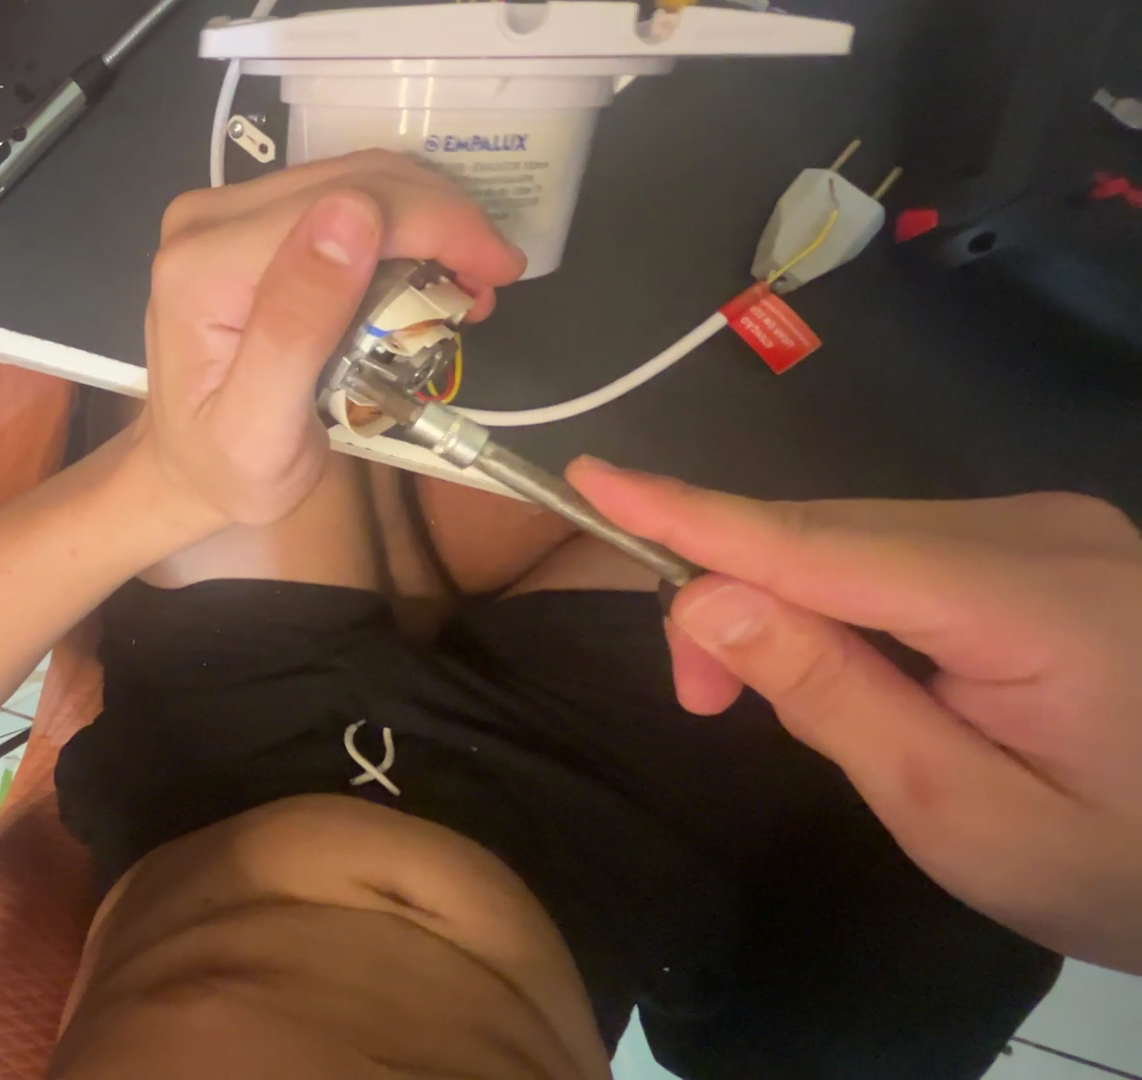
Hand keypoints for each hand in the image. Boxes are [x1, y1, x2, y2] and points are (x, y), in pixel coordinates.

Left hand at [136, 150, 524, 526]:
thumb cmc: (228, 470)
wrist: (188, 471)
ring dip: (425, 224)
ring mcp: (221, 218)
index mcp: (203, 266)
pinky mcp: (243, 228)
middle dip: (441, 222)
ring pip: (354, 183)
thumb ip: (296, 327)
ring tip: (465, 285)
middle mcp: (206, 222)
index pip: (342, 204)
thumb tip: (354, 214)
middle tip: (492, 282)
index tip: (499, 273)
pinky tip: (423, 275)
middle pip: (352, 180)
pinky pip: (339, 204)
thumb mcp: (260, 426)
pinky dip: (395, 233)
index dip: (436, 224)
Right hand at [571, 458, 1141, 971]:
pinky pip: (862, 548)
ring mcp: (1028, 526)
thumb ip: (831, 696)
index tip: (589, 477)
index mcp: (1036, 602)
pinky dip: (809, 599)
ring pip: (824, 540)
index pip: (812, 545)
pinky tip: (824, 658)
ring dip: (763, 606)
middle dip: (722, 606)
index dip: (687, 512)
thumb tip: (702, 599)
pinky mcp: (1017, 539)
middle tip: (701, 701)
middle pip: (806, 540)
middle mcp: (1030, 531)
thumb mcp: (960, 813)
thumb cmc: (1129, 865)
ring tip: (749, 692)